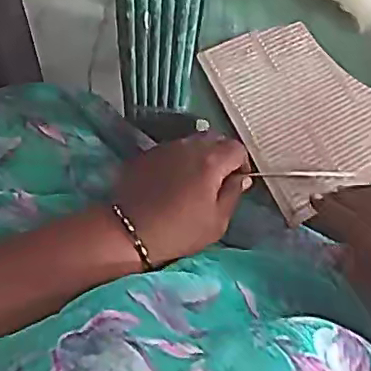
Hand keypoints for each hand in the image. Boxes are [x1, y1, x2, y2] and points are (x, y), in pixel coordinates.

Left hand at [111, 132, 249, 265]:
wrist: (129, 230)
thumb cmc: (179, 231)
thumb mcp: (216, 222)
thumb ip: (233, 194)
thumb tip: (241, 178)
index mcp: (211, 161)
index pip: (237, 147)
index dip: (241, 163)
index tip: (236, 180)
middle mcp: (189, 145)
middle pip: (215, 138)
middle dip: (222, 154)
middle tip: (218, 179)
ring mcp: (166, 146)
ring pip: (192, 141)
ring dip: (199, 155)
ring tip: (194, 180)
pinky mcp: (147, 152)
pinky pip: (172, 149)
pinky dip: (178, 159)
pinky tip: (172, 180)